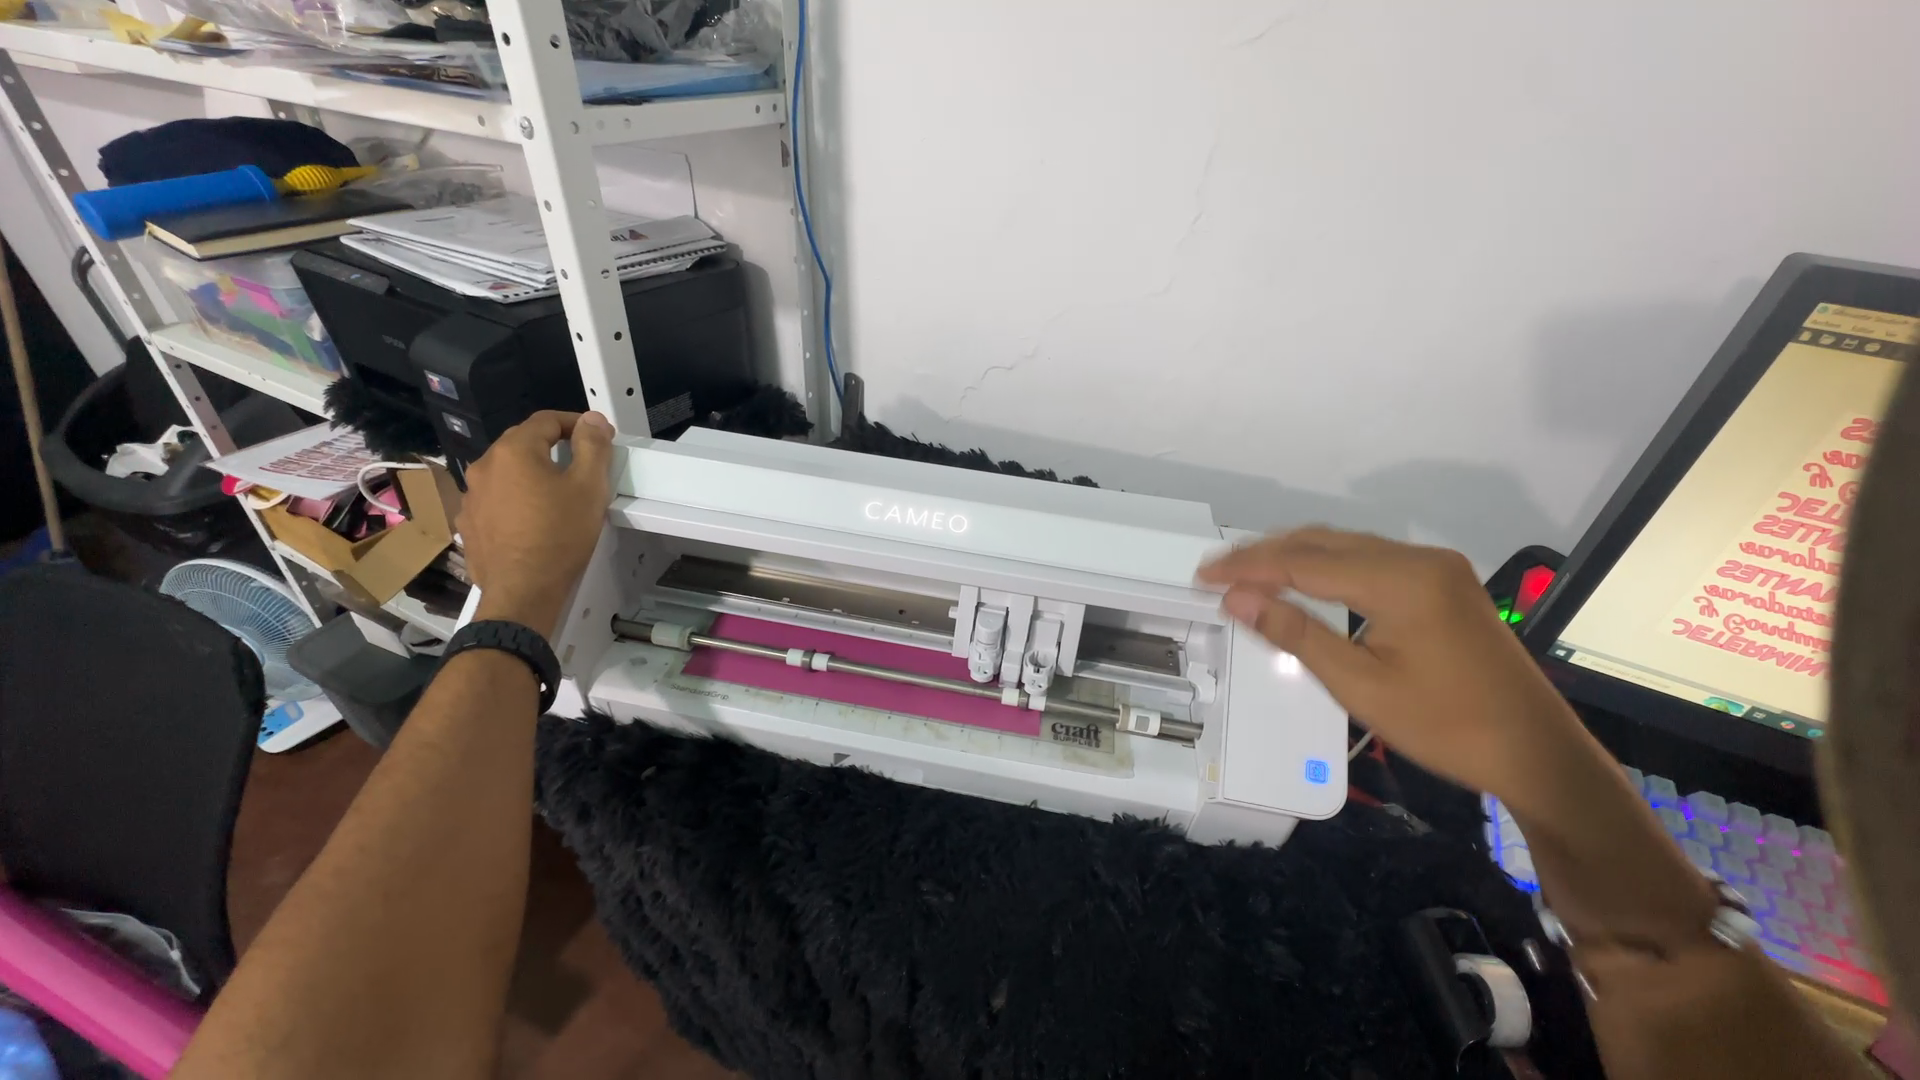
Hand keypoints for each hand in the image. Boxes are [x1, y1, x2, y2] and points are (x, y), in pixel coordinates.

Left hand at [457, 411, 614, 637]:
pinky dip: (515, 499)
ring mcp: (471, 496)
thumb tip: (592, 419)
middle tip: (580, 465)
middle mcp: (484, 466)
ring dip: (531, 475)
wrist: (522, 591)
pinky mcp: (468, 523)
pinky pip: (495, 500)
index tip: (596, 437)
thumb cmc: (560, 534)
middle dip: (552, 447)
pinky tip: (531, 520)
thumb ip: (593, 446)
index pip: (545, 420)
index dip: (575, 423)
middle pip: (522, 444)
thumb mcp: (589, 486)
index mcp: (514, 451)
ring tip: (556, 496)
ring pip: (506, 473)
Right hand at [1196, 526, 1585, 800]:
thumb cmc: (1446, 726)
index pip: (1303, 561)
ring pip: (1346, 546)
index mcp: (1400, 580)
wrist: (1536, 752)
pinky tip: (1301, 580)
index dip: (1247, 567)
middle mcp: (1418, 558)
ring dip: (1293, 556)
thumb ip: (1295, 633)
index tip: (1203, 575)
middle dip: (1265, 555)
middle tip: (1216, 573)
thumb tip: (1236, 598)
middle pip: (1323, 542)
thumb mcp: (1360, 685)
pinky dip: (1326, 565)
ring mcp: (1435, 567)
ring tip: (1247, 575)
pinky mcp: (1442, 582)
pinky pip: (1369, 559)